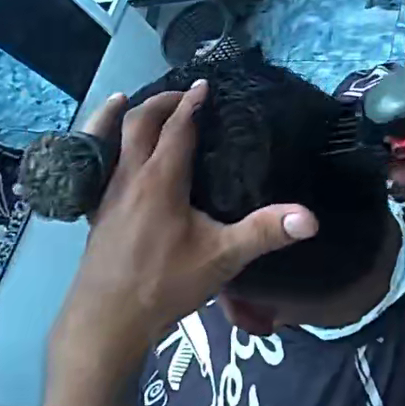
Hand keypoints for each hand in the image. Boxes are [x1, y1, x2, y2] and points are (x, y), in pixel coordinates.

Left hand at [48, 82, 318, 383]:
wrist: (106, 320)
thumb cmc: (165, 285)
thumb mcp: (223, 258)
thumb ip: (265, 233)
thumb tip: (311, 218)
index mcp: (162, 179)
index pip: (178, 127)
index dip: (192, 103)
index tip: (205, 85)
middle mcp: (130, 176)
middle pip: (139, 123)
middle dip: (161, 102)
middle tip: (183, 93)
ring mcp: (107, 192)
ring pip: (110, 138)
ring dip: (122, 115)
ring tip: (127, 98)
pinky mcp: (94, 210)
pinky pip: (94, 163)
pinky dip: (98, 142)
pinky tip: (104, 150)